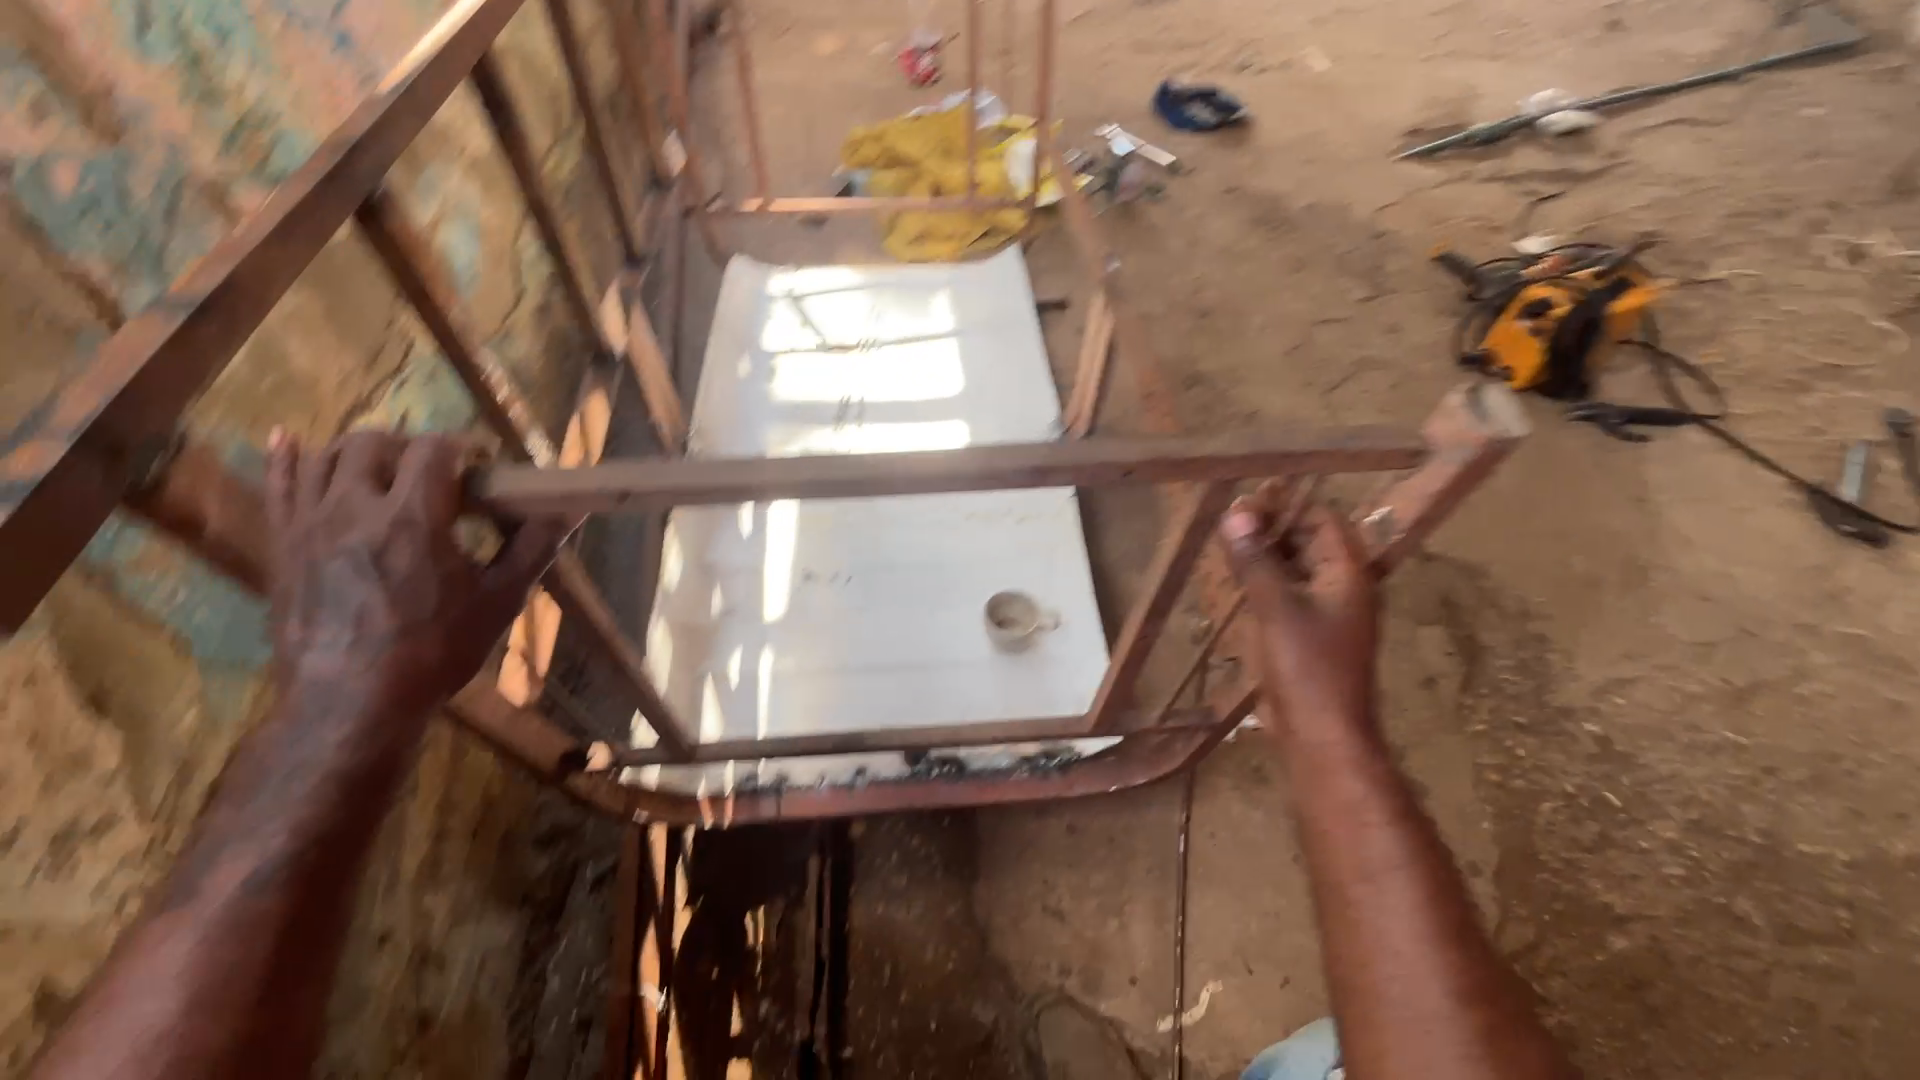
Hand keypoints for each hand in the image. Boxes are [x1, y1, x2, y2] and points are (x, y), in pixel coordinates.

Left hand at [265, 429, 572, 725]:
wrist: (353, 702)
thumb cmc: (436, 651)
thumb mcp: (499, 600)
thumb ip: (533, 548)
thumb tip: (570, 510)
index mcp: (415, 518)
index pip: (435, 449)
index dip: (461, 446)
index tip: (480, 464)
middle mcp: (356, 507)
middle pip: (374, 443)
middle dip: (410, 447)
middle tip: (435, 473)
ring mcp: (311, 524)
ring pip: (327, 456)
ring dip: (361, 452)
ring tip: (385, 470)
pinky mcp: (283, 545)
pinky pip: (277, 485)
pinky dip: (286, 457)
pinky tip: (289, 439)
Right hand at [1218, 497, 1379, 740]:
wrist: (1321, 735)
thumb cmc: (1306, 667)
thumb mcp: (1275, 607)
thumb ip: (1255, 559)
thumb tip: (1235, 513)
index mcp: (1348, 572)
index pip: (1321, 518)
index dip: (1285, 507)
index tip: (1242, 505)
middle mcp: (1342, 586)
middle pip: (1307, 541)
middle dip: (1269, 529)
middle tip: (1225, 525)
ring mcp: (1325, 611)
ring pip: (1293, 568)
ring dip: (1263, 556)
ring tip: (1223, 548)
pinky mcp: (1306, 634)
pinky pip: (1285, 594)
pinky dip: (1262, 583)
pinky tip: (1233, 582)